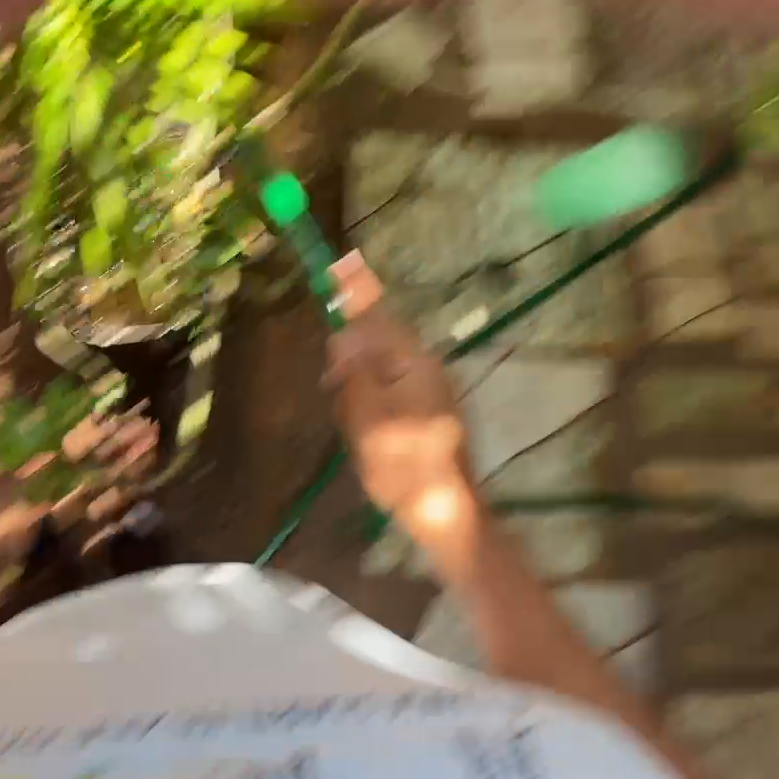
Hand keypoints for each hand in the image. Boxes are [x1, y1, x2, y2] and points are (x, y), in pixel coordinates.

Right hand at [324, 252, 473, 518]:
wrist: (444, 516)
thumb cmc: (403, 463)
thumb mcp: (367, 412)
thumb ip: (353, 368)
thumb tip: (343, 333)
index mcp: (412, 361)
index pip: (376, 315)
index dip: (356, 291)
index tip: (340, 263)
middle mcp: (422, 368)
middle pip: (371, 344)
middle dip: (347, 364)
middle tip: (333, 391)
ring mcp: (426, 392)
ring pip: (374, 373)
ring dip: (355, 392)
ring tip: (355, 429)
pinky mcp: (423, 414)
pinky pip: (385, 396)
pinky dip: (368, 409)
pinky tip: (366, 439)